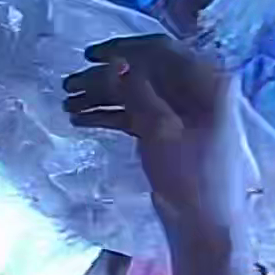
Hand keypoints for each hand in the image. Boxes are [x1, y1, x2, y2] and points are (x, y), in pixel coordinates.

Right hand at [63, 35, 254, 258]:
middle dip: (105, 77)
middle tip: (68, 86)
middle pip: (144, 72)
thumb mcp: (161, 129)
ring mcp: (181, 113)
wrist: (205, 224)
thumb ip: (136, 92)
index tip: (88, 57)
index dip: (122, 49)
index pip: (160, 51)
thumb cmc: (190, 176)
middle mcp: (196, 91)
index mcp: (206, 81)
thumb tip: (113, 62)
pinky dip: (110, 115)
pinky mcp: (169, 134)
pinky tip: (82, 120)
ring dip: (102, 97)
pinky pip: (135, 115)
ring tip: (68, 106)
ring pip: (136, 94)